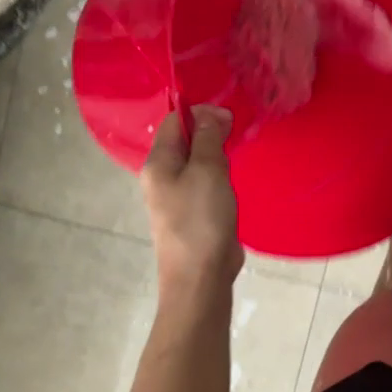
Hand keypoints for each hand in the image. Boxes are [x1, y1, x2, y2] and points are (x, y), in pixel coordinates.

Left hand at [140, 105, 242, 294]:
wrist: (200, 279)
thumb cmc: (201, 219)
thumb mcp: (207, 170)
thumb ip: (208, 137)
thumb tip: (209, 112)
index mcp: (157, 163)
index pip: (174, 121)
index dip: (200, 113)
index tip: (228, 119)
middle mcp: (161, 177)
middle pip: (186, 140)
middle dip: (211, 135)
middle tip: (233, 143)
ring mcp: (176, 196)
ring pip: (198, 161)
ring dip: (217, 158)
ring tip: (233, 166)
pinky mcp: (193, 212)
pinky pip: (205, 182)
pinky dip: (220, 178)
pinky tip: (232, 184)